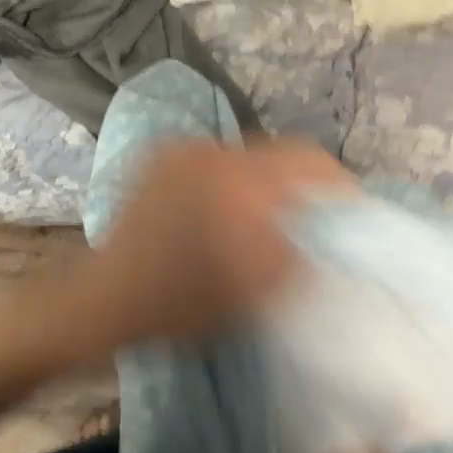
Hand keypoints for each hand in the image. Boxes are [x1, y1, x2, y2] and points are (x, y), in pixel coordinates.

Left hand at [88, 137, 355, 343]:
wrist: (105, 297)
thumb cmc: (181, 302)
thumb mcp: (256, 289)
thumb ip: (303, 255)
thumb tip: (329, 235)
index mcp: (238, 177)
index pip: (306, 159)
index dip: (335, 181)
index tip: (348, 209)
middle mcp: (209, 150)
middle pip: (274, 154)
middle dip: (297, 183)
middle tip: (310, 217)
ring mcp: (178, 151)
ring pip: (242, 156)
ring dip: (262, 181)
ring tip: (267, 216)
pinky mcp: (158, 160)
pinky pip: (210, 161)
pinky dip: (228, 180)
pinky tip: (225, 210)